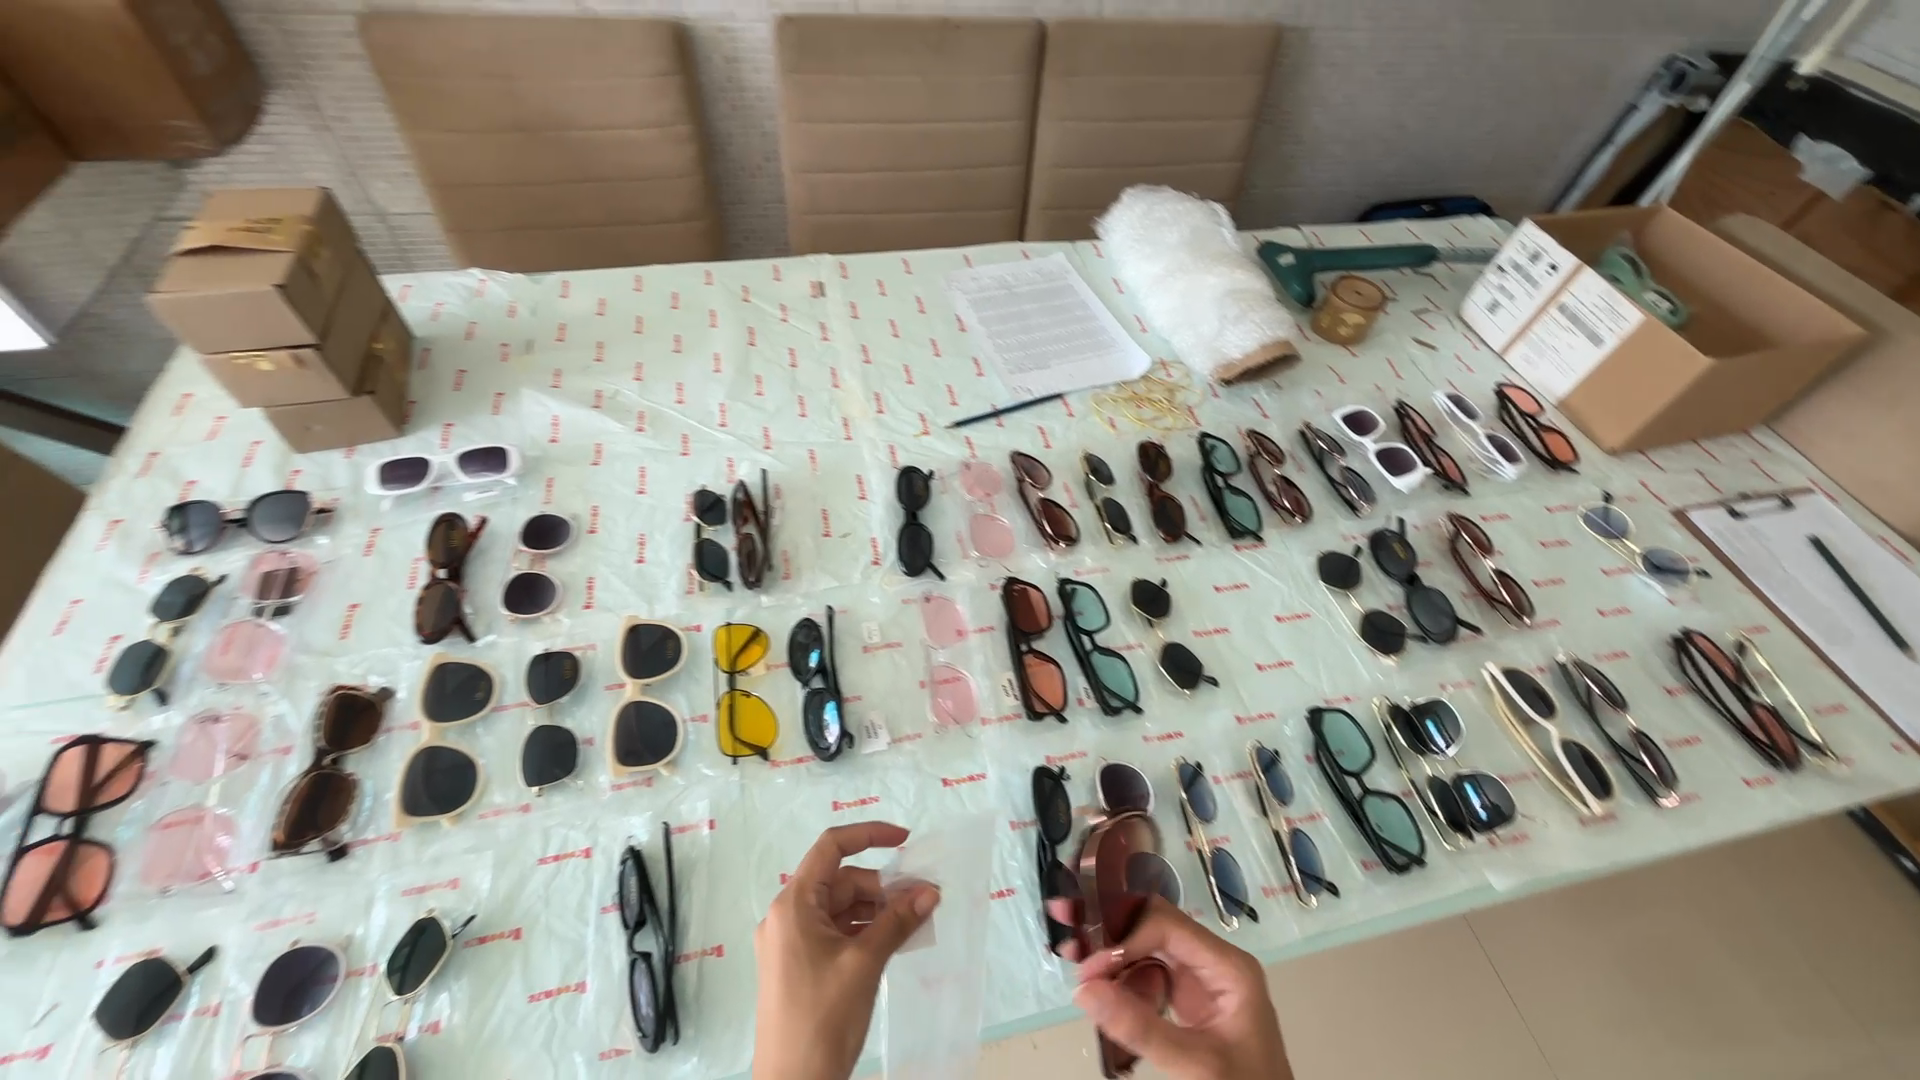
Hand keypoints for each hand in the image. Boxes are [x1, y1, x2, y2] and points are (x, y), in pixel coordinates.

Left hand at [753, 822, 940, 1079]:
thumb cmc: (823, 1017)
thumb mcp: (865, 963)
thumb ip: (897, 921)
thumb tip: (929, 892)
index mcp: (793, 904)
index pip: (831, 847)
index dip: (869, 835)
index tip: (905, 840)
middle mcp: (787, 916)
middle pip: (841, 882)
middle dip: (882, 886)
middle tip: (922, 899)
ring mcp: (790, 943)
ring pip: (841, 909)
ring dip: (877, 911)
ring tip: (913, 923)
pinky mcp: (799, 966)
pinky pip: (836, 933)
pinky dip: (864, 932)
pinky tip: (893, 942)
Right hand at [1056, 896, 1292, 1079]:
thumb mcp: (1195, 1066)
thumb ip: (1141, 1028)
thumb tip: (1083, 991)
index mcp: (1228, 966)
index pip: (1166, 925)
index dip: (1125, 940)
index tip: (1090, 972)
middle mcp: (1213, 962)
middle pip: (1155, 927)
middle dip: (1115, 942)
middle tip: (1077, 960)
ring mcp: (1201, 980)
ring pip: (1147, 949)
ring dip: (1117, 966)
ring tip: (1091, 991)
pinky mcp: (1188, 1000)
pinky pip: (1149, 976)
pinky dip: (1126, 987)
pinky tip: (1112, 1007)